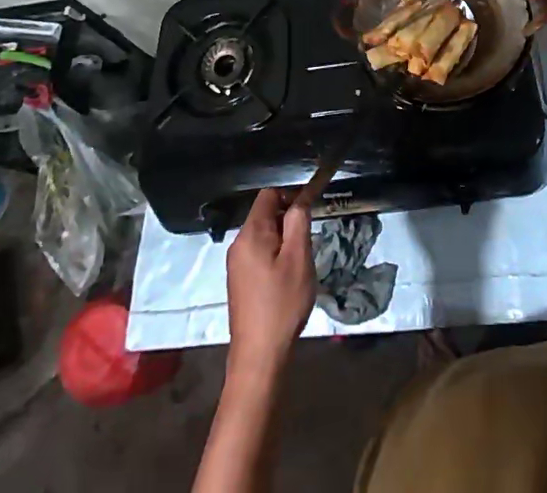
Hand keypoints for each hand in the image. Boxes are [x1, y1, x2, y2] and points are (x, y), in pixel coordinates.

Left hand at [225, 189, 315, 372]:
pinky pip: (258, 252)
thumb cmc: (282, 303)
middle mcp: (238, 242)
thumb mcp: (298, 259)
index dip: (291, 194)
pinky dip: (275, 254)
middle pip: (265, 214)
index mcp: (251, 233)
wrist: (259, 353)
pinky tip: (287, 276)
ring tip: (300, 261)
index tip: (311, 209)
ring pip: (263, 234)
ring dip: (283, 239)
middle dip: (288, 219)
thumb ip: (299, 222)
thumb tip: (300, 198)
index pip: (268, 194)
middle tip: (308, 241)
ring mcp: (236, 262)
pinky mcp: (239, 278)